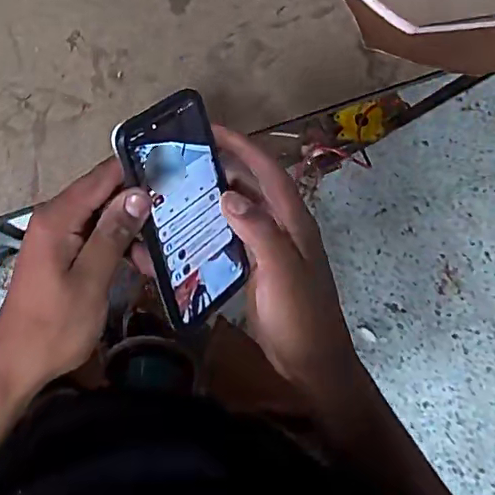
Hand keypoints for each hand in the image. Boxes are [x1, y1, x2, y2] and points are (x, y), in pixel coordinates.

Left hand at [0, 159, 149, 398]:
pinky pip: (92, 234)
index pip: (102, 177)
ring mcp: (55, 234)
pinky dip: (114, 245)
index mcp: (57, 218)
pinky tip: (136, 264)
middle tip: (169, 227)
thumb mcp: (91, 280)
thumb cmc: (54, 326)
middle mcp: (54, 217)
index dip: (135, 174)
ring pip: (101, 216)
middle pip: (102, 194)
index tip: (169, 180)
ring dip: (129, 232)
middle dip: (136, 208)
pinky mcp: (59, 251)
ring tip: (153, 260)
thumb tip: (138, 194)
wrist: (16, 364)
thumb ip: (113, 234)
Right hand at [211, 125, 366, 407]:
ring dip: (218, 192)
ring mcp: (271, 246)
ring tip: (183, 183)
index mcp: (293, 220)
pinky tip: (192, 225)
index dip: (243, 146)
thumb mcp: (282, 271)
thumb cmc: (300, 318)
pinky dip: (215, 223)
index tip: (212, 129)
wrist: (311, 365)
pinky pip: (235, 233)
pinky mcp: (258, 266)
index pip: (268, 171)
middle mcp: (283, 226)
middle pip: (253, 184)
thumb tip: (228, 195)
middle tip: (187, 155)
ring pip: (242, 207)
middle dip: (225, 164)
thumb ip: (259, 231)